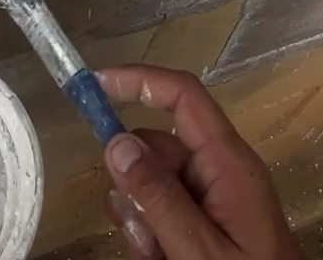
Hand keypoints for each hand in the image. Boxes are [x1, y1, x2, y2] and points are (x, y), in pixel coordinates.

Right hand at [96, 66, 301, 259]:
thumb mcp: (199, 253)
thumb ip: (158, 199)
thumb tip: (116, 142)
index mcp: (228, 161)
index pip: (182, 95)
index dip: (140, 80)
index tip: (94, 84)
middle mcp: (219, 169)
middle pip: (157, 145)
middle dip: (134, 181)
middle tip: (140, 233)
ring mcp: (212, 197)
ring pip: (152, 181)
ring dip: (141, 217)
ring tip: (157, 256)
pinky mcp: (205, 223)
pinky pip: (161, 211)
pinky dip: (151, 234)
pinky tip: (160, 259)